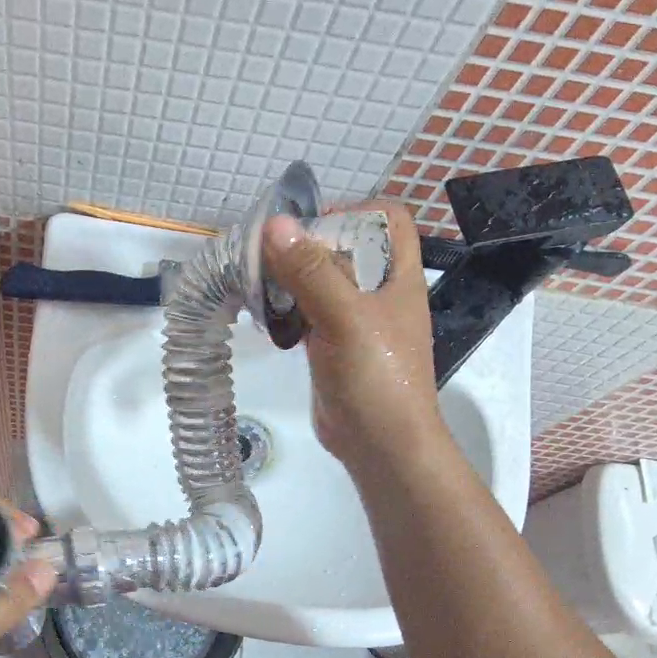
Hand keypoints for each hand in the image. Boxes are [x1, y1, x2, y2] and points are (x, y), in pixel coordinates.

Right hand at [261, 201, 439, 464]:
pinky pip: (308, 314)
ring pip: (322, 282)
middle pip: (346, 248)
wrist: (380, 445)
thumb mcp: (344, 317)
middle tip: (268, 256)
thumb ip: (311, 271)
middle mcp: (379, 293)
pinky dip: (287, 310)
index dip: (353, 213)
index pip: (387, 220)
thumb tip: (275, 224)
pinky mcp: (332, 348)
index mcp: (398, 276)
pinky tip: (264, 317)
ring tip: (258, 283)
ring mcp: (355, 322)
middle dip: (307, 246)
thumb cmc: (376, 377)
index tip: (311, 230)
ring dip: (291, 279)